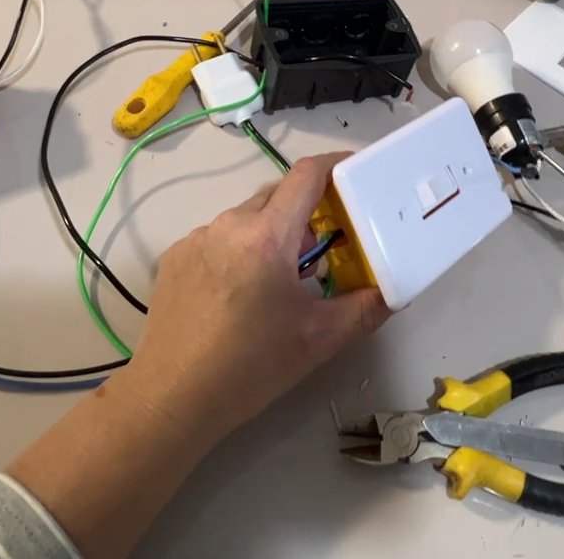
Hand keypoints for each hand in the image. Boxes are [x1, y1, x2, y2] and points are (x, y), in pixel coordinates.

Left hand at [124, 153, 390, 439]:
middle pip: (278, 196)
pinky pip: (218, 239)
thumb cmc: (249, 367)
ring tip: (280, 280)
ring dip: (271, 234)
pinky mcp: (175, 257)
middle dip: (306, 212)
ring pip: (247, 218)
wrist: (172, 398)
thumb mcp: (318, 339)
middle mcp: (229, 225)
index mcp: (267, 236)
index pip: (306, 175)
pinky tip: (238, 294)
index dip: (334, 165)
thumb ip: (363, 309)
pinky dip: (238, 251)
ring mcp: (197, 238)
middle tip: (324, 248)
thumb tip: (392, 292)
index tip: (354, 173)